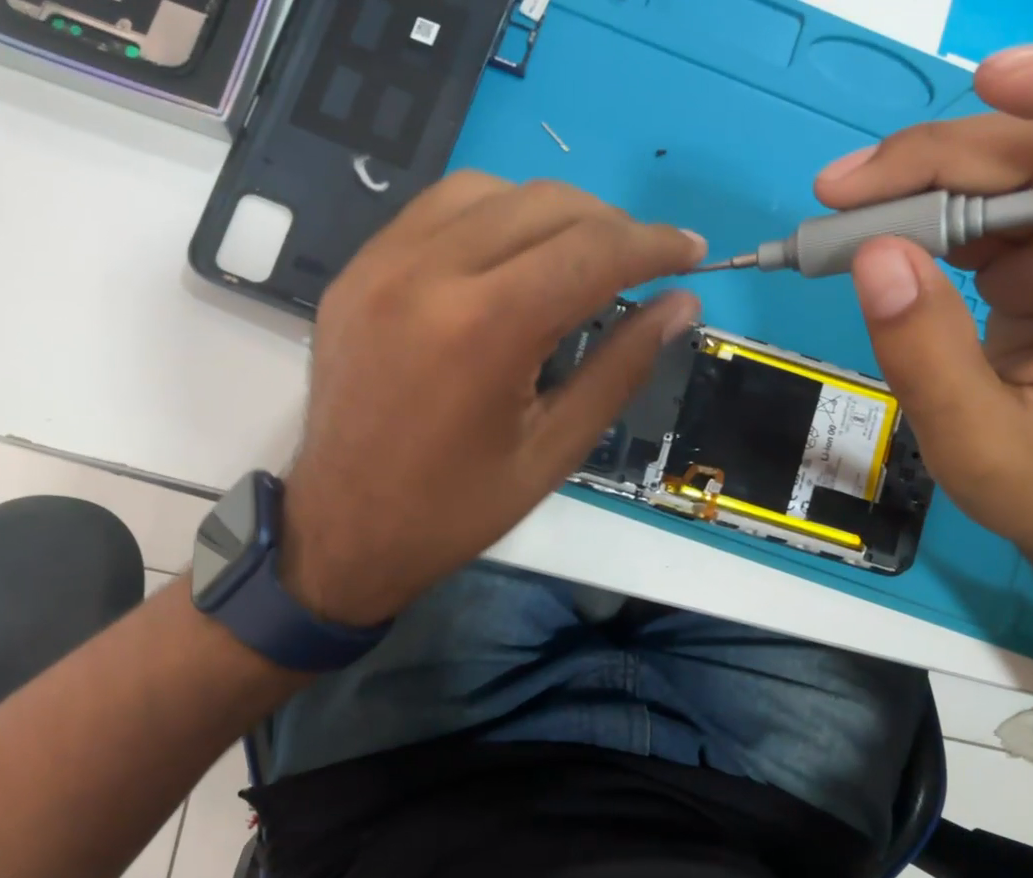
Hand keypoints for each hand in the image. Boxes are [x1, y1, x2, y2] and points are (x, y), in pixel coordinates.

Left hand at [280, 172, 704, 624]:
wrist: (341, 531)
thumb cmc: (453, 511)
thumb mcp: (552, 452)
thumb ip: (619, 369)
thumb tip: (680, 304)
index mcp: (484, 328)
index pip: (591, 250)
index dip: (653, 244)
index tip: (691, 252)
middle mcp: (426, 273)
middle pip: (544, 203)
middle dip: (608, 225)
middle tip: (638, 266)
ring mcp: (379, 265)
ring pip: (487, 191)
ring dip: (546, 212)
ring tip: (575, 258)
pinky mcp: (354, 273)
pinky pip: (434, 212)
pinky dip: (486, 217)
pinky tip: (507, 259)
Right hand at [817, 39, 1032, 581]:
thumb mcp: (977, 446)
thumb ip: (926, 356)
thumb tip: (874, 257)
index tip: (999, 82)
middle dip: (956, 151)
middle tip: (847, 187)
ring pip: (1028, 159)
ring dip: (930, 174)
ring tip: (844, 207)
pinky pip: (995, 201)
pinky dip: (930, 208)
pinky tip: (877, 231)